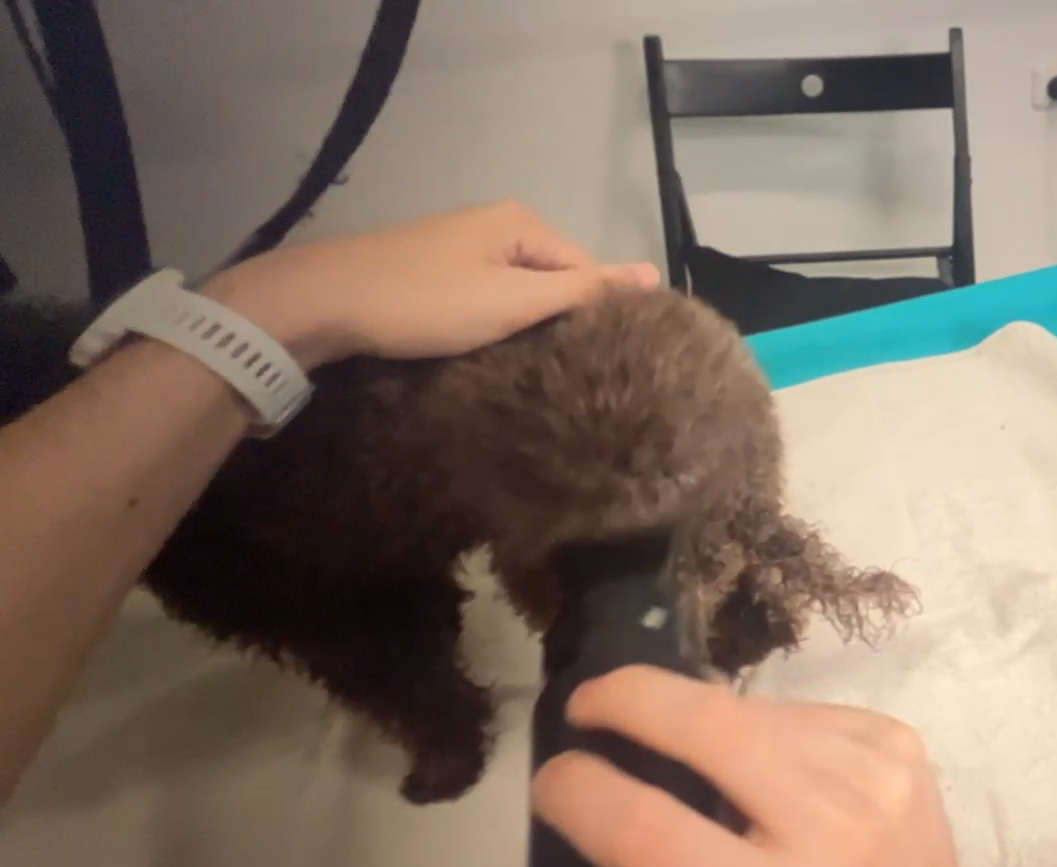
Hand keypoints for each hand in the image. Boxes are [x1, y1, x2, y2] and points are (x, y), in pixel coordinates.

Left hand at [200, 201, 657, 368]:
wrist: (316, 304)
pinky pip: (496, 296)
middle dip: (564, 321)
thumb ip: (588, 289)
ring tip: (535, 364)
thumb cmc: (426, 302)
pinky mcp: (442, 270)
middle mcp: (498, 225)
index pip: (591, 272)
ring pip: (527, 292)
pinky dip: (502, 322)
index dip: (596, 316)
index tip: (595, 360)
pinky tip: (496, 347)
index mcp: (523, 223)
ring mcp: (466, 246)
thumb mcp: (516, 300)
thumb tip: (655, 274)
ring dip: (533, 326)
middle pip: (560, 281)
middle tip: (564, 368)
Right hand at [477, 668, 1015, 866]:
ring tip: (670, 734)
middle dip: (631, 697)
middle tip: (588, 700)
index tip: (550, 777)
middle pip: (711, 728)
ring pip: (753, 708)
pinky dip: (760, 722)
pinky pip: (800, 710)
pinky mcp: (898, 743)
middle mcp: (835, 830)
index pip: (650, 829)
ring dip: (696, 711)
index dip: (580, 792)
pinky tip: (753, 750)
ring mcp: (875, 773)